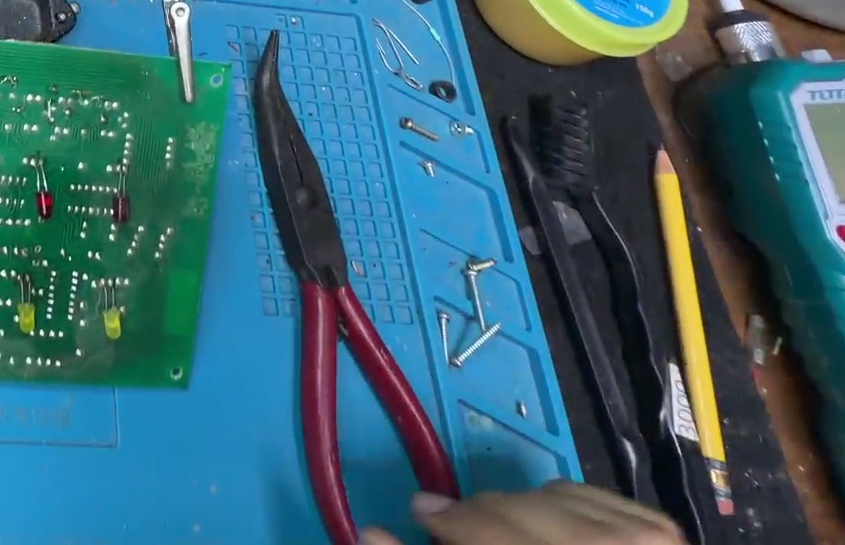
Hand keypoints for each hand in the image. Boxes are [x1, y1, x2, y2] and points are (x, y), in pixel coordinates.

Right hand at [363, 481, 683, 543]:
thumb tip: (369, 532)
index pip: (490, 529)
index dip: (448, 522)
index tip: (419, 514)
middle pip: (514, 511)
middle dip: (478, 518)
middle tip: (455, 529)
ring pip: (552, 497)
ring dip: (521, 513)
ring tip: (509, 535)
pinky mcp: (667, 539)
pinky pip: (601, 500)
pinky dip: (570, 508)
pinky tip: (559, 530)